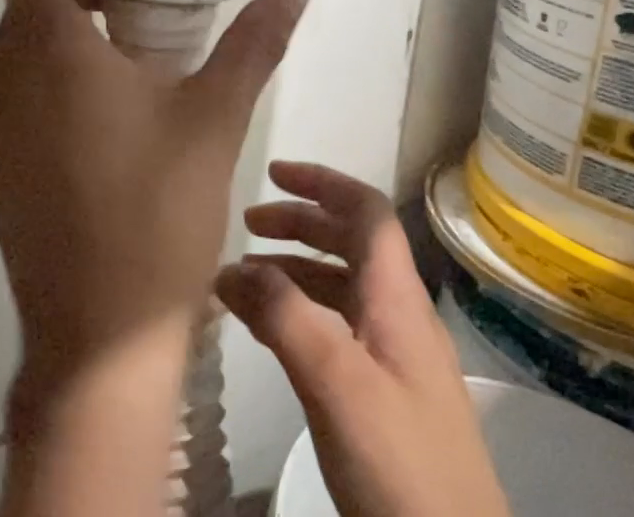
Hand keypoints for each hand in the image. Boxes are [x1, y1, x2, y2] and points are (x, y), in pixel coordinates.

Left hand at [0, 0, 309, 382]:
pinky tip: (98, 141)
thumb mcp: (216, 116)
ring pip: (12, 63)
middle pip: (22, 10)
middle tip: (134, 20)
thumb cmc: (159, 208)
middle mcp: (3, 81)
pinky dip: (44, 101)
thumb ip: (254, 41)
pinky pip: (11, 113)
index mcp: (47, 48)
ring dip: (57, 53)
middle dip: (72, 1)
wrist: (101, 328)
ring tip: (122, 79)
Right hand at [218, 162, 509, 516]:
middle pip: (351, 244)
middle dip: (299, 223)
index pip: (367, 213)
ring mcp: (392, 356)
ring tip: (240, 278)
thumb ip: (286, 315)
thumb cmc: (398, 459)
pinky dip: (296, 312)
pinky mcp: (381, 391)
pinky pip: (334, 327)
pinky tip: (266, 329)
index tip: (273, 173)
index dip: (323, 182)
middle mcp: (398, 315)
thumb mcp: (335, 381)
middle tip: (246, 224)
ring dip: (293, 269)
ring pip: (340, 287)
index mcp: (396, 298)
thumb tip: (235, 265)